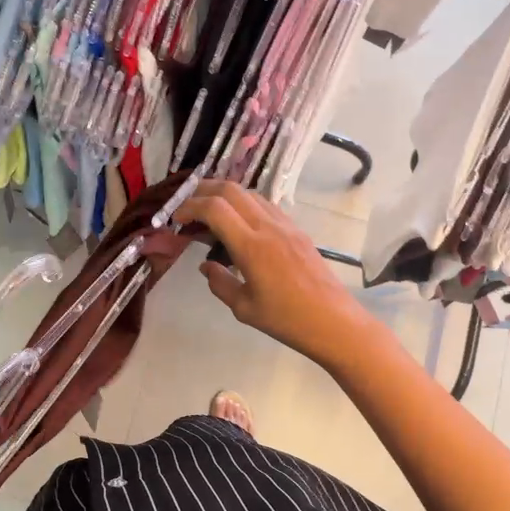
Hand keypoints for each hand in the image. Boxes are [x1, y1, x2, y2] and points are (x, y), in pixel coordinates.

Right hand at [173, 180, 384, 366]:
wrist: (333, 321)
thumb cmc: (286, 320)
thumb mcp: (244, 308)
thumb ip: (220, 283)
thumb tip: (206, 266)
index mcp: (251, 246)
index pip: (214, 208)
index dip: (190, 206)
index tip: (176, 218)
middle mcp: (268, 227)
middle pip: (231, 189)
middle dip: (203, 191)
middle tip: (187, 206)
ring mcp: (286, 225)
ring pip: (250, 194)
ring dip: (226, 196)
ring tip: (211, 214)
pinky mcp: (297, 231)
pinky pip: (266, 206)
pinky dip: (246, 205)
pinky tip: (239, 225)